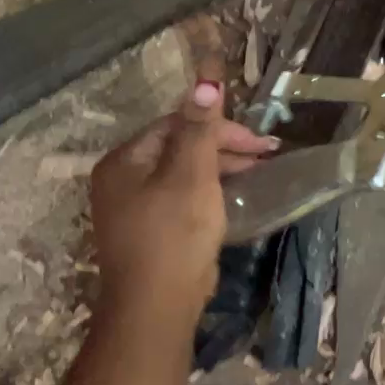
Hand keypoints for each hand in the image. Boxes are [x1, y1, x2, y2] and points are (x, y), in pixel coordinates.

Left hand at [88, 80, 277, 318]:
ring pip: (184, 167)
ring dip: (222, 164)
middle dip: (225, 145)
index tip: (258, 142)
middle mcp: (120, 178)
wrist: (156, 304)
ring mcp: (132, 204)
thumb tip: (205, 80)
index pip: (177, 123)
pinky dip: (210, 185)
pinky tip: (232, 194)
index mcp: (123, 161)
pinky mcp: (148, 224)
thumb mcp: (193, 175)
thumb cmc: (174, 232)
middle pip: (180, 143)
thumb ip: (200, 128)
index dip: (220, 126)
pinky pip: (182, 190)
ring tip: (256, 173)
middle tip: (264, 155)